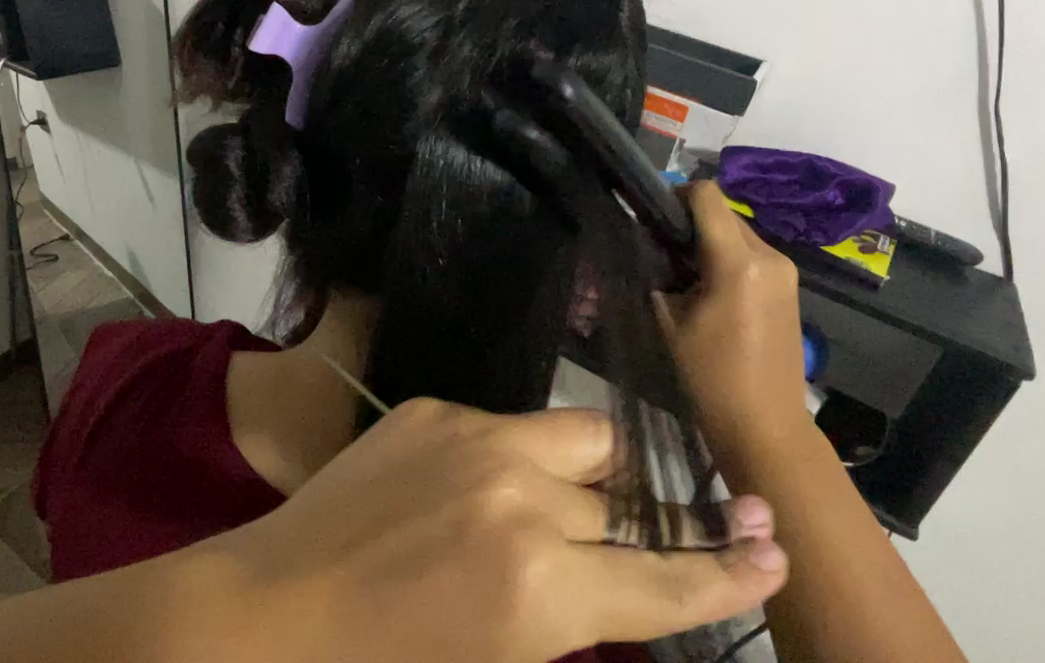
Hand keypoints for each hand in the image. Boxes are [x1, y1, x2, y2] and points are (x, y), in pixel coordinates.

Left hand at [218, 399, 787, 662]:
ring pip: (584, 438)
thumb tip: (630, 574)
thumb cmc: (388, 662)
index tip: (770, 550)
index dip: (726, 570)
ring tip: (580, 496)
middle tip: (679, 526)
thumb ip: (577, 613)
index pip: (662, 578)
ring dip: (597, 472)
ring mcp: (474, 438)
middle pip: (629, 500)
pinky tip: (486, 485)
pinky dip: (520, 456)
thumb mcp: (504, 654)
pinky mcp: (436, 408)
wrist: (274, 608)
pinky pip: (511, 425)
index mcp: (538, 588)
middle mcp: (518, 497)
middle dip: (656, 521)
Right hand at [664, 181, 809, 444]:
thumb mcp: (668, 320)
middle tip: (657, 254)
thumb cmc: (710, 377)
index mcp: (739, 262)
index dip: (674, 196)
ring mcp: (784, 271)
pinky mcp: (788, 287)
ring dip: (705, 243)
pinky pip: (750, 255)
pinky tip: (705, 291)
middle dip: (687, 225)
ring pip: (735, 233)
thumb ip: (655, 273)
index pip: (706, 196)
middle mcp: (769, 256)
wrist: (765, 426)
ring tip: (679, 277)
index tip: (650, 220)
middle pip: (721, 213)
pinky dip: (724, 259)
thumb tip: (645, 244)